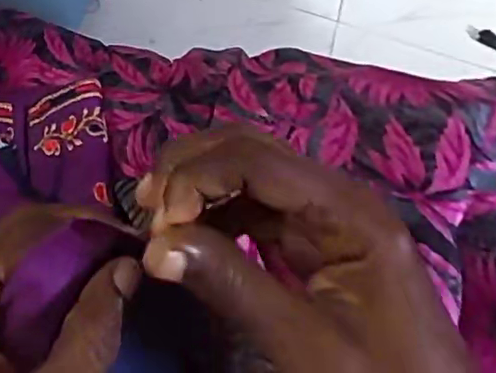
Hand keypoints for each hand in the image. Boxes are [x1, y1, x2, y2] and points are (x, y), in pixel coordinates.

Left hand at [0, 205, 141, 372]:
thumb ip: (88, 334)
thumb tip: (126, 266)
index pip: (23, 231)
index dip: (81, 223)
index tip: (130, 234)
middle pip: (12, 234)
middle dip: (72, 235)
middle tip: (124, 246)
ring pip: (6, 252)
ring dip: (58, 254)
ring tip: (106, 260)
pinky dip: (37, 280)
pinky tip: (71, 288)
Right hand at [135, 126, 472, 372]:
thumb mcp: (309, 348)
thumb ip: (232, 287)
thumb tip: (155, 247)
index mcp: (347, 208)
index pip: (254, 158)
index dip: (197, 177)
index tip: (161, 223)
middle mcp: (335, 192)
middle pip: (247, 147)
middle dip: (191, 166)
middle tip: (147, 205)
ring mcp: (324, 210)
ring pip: (245, 165)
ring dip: (197, 180)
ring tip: (158, 214)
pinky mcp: (313, 233)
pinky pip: (253, 199)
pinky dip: (214, 206)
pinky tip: (189, 229)